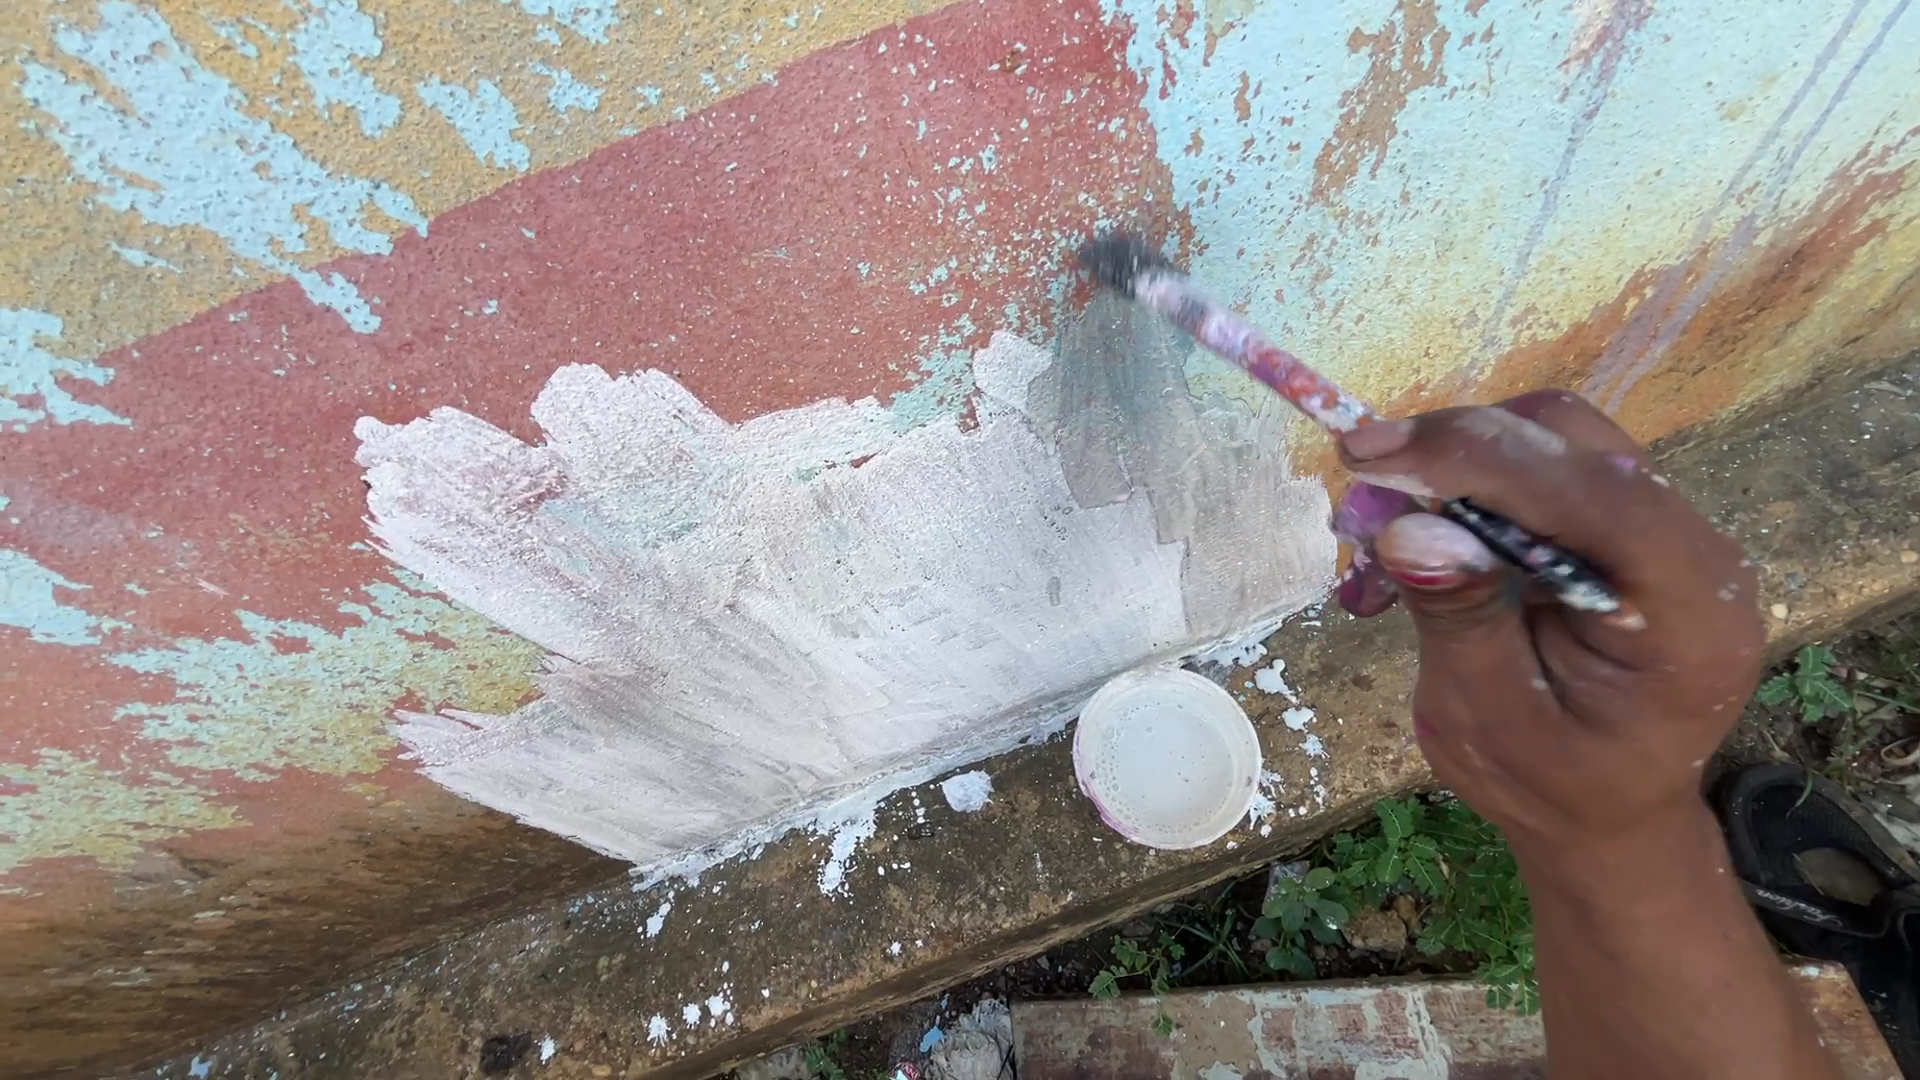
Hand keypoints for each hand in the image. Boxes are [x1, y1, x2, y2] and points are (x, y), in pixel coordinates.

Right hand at [1330, 391, 1764, 861]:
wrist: (1599, 804)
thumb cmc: (1548, 779)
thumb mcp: (1489, 718)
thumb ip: (1460, 620)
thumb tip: (1406, 529)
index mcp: (1686, 608)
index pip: (1591, 492)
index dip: (1475, 458)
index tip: (1365, 455)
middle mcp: (1682, 546)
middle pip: (1567, 440)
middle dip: (1449, 451)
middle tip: (1357, 490)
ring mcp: (1644, 527)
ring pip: (1539, 436)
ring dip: (1444, 465)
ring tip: (1376, 529)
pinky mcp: (1599, 523)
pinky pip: (1521, 467)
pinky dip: (1450, 484)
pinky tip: (1410, 541)